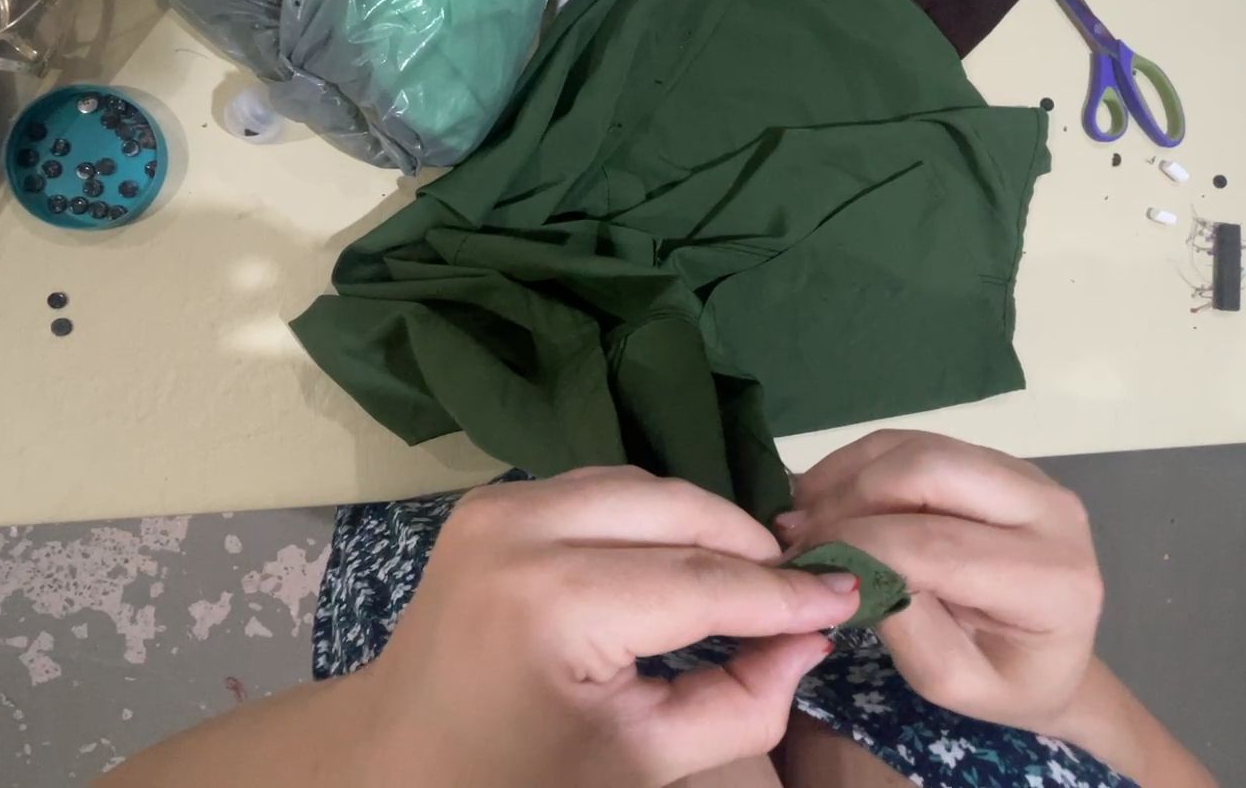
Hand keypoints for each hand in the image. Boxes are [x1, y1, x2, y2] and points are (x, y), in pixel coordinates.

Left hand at [364, 467, 863, 786]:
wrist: (397, 755)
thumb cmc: (517, 778)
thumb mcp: (643, 764)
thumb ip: (742, 700)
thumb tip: (807, 634)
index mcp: (554, 603)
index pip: (698, 583)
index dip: (780, 591)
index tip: (847, 591)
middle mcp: (523, 527)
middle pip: (673, 509)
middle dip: (745, 544)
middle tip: (796, 585)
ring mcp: (500, 500)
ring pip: (639, 486)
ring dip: (699, 523)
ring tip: (740, 572)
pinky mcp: (494, 496)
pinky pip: (599, 489)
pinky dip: (649, 515)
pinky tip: (672, 553)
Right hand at [777, 430, 1102, 735]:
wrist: (1045, 653)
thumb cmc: (1001, 677)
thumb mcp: (950, 680)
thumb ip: (900, 623)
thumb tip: (842, 566)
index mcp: (1054, 580)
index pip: (938, 545)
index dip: (858, 544)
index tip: (803, 561)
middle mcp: (1049, 510)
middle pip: (930, 470)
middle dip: (850, 496)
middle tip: (800, 531)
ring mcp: (1019, 472)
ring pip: (911, 447)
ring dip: (844, 475)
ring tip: (804, 513)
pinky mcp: (984, 455)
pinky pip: (906, 441)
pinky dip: (853, 463)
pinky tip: (826, 495)